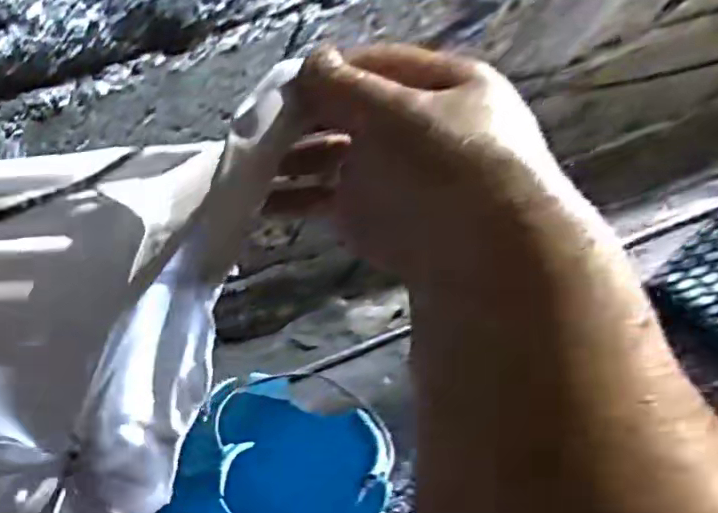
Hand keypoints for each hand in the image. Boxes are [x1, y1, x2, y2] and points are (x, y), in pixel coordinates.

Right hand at [270, 45, 600, 299]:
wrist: (471, 246)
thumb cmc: (442, 166)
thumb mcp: (395, 114)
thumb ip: (347, 89)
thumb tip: (311, 61)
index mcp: (435, 85)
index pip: (371, 68)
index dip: (325, 74)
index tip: (278, 92)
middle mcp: (408, 124)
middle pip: (344, 113)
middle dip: (299, 122)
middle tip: (256, 135)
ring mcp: (383, 170)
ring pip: (325, 157)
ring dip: (286, 163)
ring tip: (247, 172)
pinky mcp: (361, 211)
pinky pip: (317, 197)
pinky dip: (288, 198)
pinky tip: (257, 203)